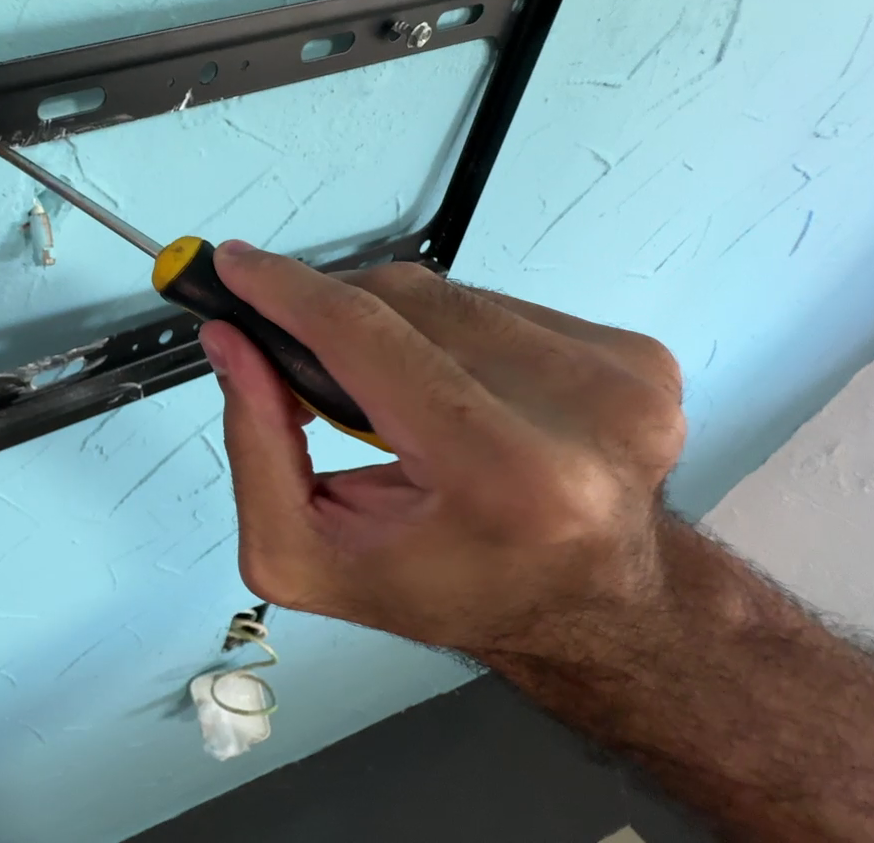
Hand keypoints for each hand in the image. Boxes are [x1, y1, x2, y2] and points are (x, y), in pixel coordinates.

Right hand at [199, 242, 686, 655]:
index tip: (230, 263)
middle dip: (324, 307)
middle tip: (281, 339)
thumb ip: (252, 446)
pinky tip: (434, 379)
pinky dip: (437, 328)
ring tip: (362, 375)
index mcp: (502, 477)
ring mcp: (624, 376)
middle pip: (404, 304)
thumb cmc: (439, 589)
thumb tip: (227, 339)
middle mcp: (583, 412)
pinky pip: (492, 304)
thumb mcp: (302, 553)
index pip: (368, 338)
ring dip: (379, 317)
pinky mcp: (646, 355)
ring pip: (445, 295)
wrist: (597, 612)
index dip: (287, 291)